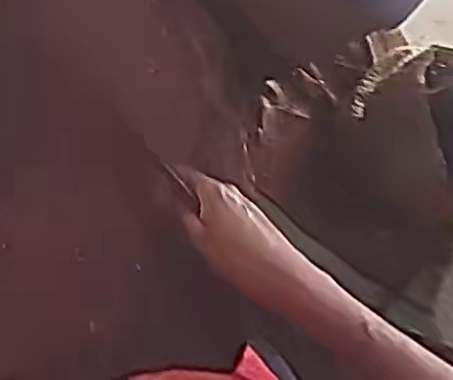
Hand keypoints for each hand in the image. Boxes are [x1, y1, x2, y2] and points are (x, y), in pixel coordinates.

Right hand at [173, 167, 310, 311]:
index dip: (171, 178)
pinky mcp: (261, 220)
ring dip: (212, 218)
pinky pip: (236, 218)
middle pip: (203, 189)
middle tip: (185, 224)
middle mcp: (232, 191)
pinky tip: (231, 252)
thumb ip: (184, 219)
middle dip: (193, 203)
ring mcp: (248, 205)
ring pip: (220, 205)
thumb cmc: (247, 263)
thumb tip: (176, 208)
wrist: (289, 281)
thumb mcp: (201, 242)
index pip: (185, 172)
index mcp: (213, 190)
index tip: (162, 184)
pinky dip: (229, 229)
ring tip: (211, 245)